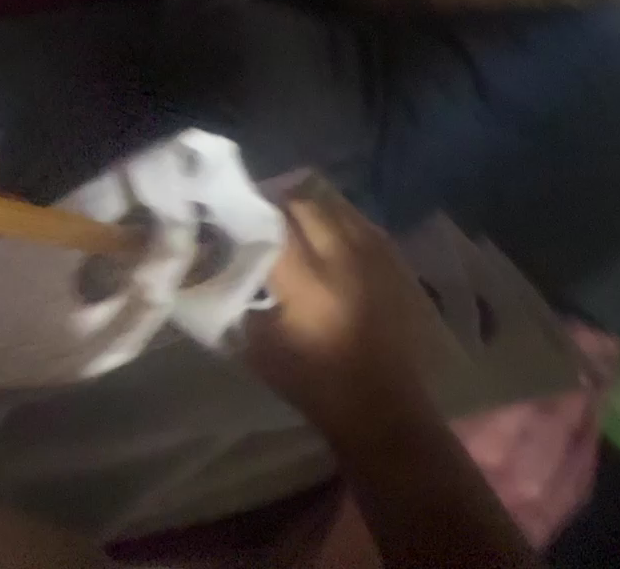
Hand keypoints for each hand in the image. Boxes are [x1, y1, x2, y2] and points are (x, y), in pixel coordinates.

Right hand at [243, 188, 443, 444]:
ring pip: (339, 208)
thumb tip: (219, 267)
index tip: (231, 217)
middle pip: (305, 205)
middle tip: (262, 220)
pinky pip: (364, 226)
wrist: (385, 414)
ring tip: (296, 223)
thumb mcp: (256, 345)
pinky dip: (342, 223)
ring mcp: (377, 261)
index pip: (270, 221)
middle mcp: (343, 260)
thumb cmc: (313, 383)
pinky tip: (332, 238)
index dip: (247, 214)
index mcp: (305, 280)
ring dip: (312, 210)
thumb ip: (237, 299)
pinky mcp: (400, 269)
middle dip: (279, 207)